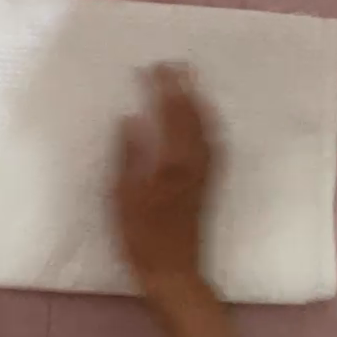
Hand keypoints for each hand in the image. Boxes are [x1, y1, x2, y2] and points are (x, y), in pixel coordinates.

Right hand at [113, 65, 220, 307]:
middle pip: (193, 115)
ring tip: (189, 80)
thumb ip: (129, 155)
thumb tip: (130, 118)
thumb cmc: (142, 237)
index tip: (153, 67)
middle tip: (173, 64)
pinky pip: (212, 141)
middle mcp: (195, 162)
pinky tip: (201, 118)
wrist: (175, 272)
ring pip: (207, 126)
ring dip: (198, 100)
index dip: (162, 88)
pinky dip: (206, 121)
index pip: (170, 114)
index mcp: (173, 162)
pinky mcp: (209, 182)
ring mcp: (205, 172)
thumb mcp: (124, 197)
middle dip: (184, 87)